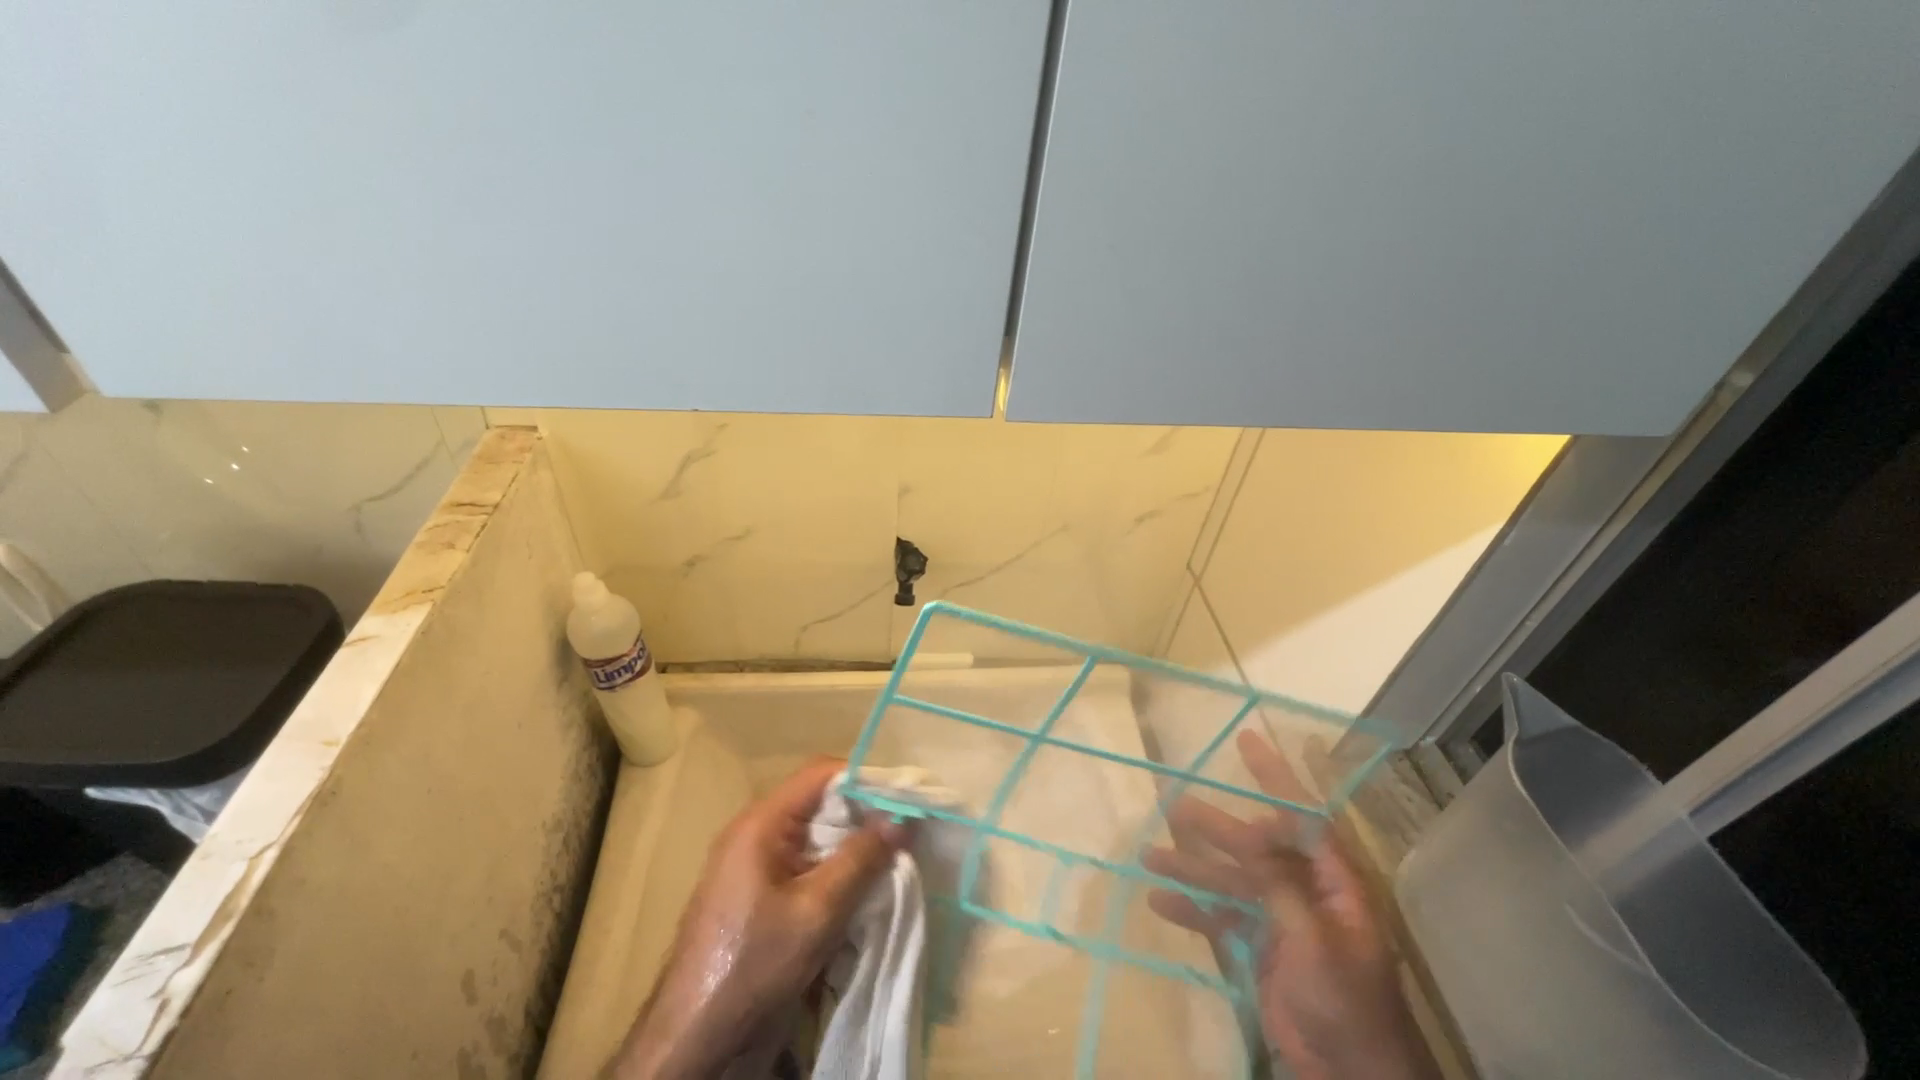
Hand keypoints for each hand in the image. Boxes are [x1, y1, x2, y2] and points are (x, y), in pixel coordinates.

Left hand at [608, 758, 910, 1079]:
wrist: (696, 1028)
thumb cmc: (756, 961)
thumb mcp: (818, 911)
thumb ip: (860, 859)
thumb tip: (900, 818)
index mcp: (760, 823)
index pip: (819, 773)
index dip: (864, 780)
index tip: (903, 801)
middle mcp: (750, 831)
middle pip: (815, 801)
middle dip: (860, 814)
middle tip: (902, 835)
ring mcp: (746, 860)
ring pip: (809, 833)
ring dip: (846, 844)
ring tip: (885, 861)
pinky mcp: (749, 888)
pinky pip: (797, 859)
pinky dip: (827, 866)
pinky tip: (852, 888)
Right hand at [1143, 732, 1439, 1079]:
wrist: (1350, 1071)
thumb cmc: (1346, 1005)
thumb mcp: (1315, 944)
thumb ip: (1283, 889)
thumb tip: (1254, 838)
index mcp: (1335, 883)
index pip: (1303, 818)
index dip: (1277, 778)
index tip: (1247, 742)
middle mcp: (1307, 892)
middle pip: (1257, 848)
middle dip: (1217, 827)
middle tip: (1173, 804)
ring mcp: (1282, 921)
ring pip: (1232, 882)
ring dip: (1193, 869)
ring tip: (1148, 855)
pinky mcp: (1262, 949)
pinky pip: (1223, 919)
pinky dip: (1194, 909)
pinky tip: (1160, 900)